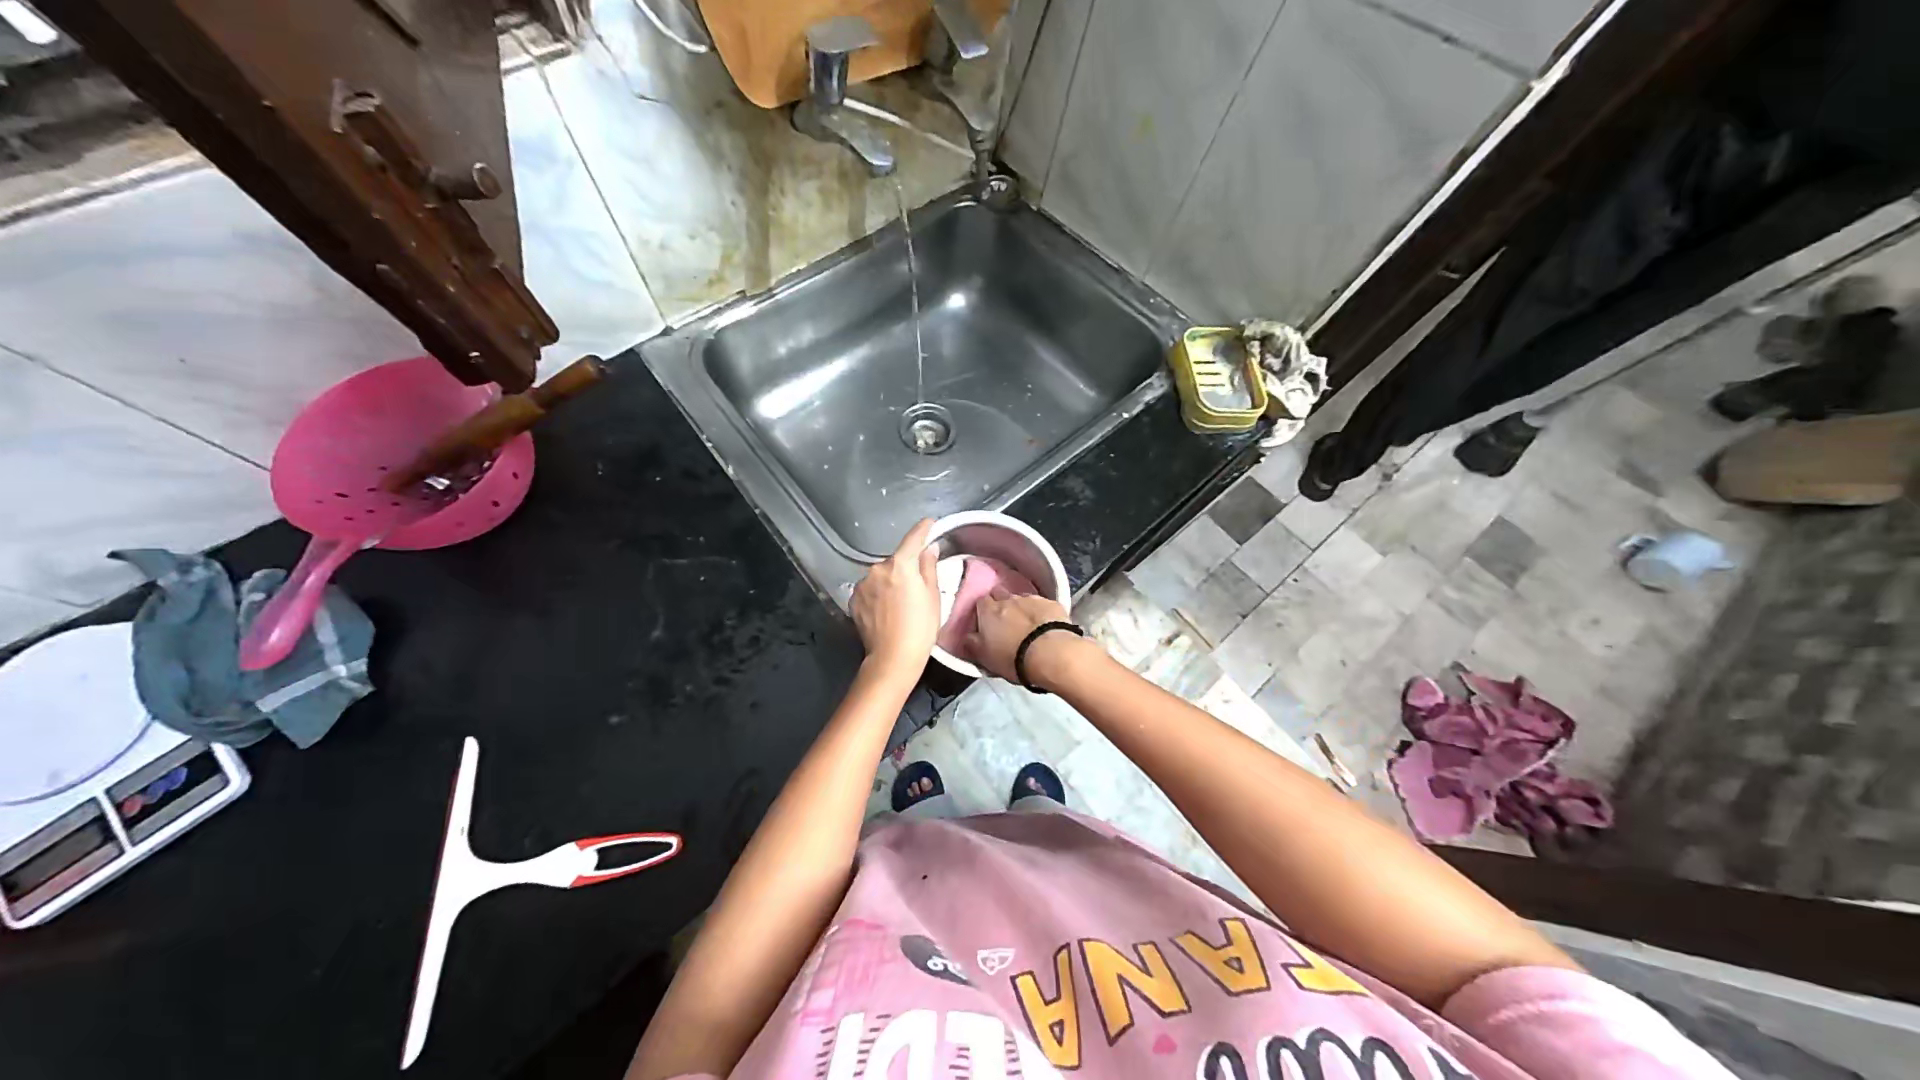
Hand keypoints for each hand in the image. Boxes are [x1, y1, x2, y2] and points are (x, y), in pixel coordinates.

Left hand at [851, 519, 940, 673]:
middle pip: (896, 560)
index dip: (923, 529)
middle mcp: (878, 568)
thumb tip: (929, 548)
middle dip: (905, 567)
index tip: (929, 523)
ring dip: (890, 581)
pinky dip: (878, 594)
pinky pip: (870, 589)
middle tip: (916, 587)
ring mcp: (862, 584)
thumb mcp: (933, 597)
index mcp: (901, 565)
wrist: (892, 658)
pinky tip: (886, 611)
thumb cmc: (920, 628)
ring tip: (900, 604)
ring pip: (881, 575)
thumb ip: (929, 567)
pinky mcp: (853, 598)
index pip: (913, 538)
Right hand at [965, 588, 1076, 684]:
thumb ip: (972, 643)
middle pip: (1001, 594)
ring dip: (1022, 608)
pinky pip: (1043, 605)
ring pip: (1023, 598)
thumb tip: (967, 636)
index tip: (986, 622)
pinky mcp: (1053, 604)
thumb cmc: (1013, 658)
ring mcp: (1032, 599)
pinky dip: (1042, 612)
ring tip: (1027, 625)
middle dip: (1001, 603)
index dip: (983, 611)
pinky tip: (1046, 625)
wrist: (1051, 654)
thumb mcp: (983, 657)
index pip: (980, 602)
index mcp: (989, 610)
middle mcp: (1009, 599)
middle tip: (1005, 621)